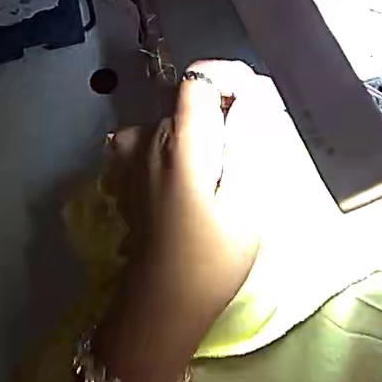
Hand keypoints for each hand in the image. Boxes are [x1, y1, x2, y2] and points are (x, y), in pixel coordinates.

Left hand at [99, 60, 268, 381]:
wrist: (162, 305)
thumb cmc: (211, 261)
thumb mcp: (247, 204)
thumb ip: (250, 144)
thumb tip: (254, 102)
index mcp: (179, 146)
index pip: (197, 80)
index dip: (227, 76)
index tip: (253, 94)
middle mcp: (148, 143)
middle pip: (185, 99)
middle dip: (221, 106)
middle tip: (253, 135)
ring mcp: (131, 160)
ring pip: (171, 119)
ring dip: (199, 127)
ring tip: (225, 158)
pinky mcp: (126, 177)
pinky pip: (153, 140)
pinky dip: (177, 143)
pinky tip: (194, 173)